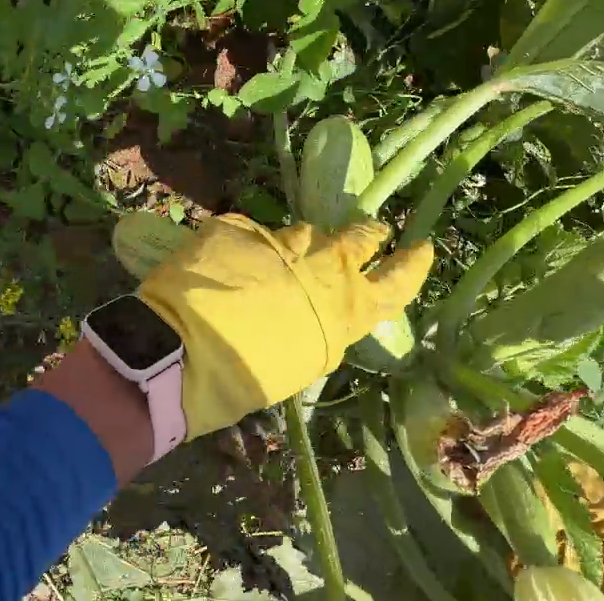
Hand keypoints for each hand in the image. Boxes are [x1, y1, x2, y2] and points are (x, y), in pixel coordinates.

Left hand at [138, 214, 431, 436]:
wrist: (182, 347)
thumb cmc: (247, 375)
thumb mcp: (304, 360)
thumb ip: (322, 326)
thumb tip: (315, 310)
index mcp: (346, 306)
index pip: (397, 282)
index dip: (413, 264)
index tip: (421, 248)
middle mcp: (321, 262)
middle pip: (357, 237)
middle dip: (366, 235)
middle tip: (370, 233)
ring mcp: (279, 238)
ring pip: (300, 234)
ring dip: (296, 248)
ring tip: (277, 266)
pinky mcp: (238, 226)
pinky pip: (252, 235)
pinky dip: (248, 249)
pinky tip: (228, 268)